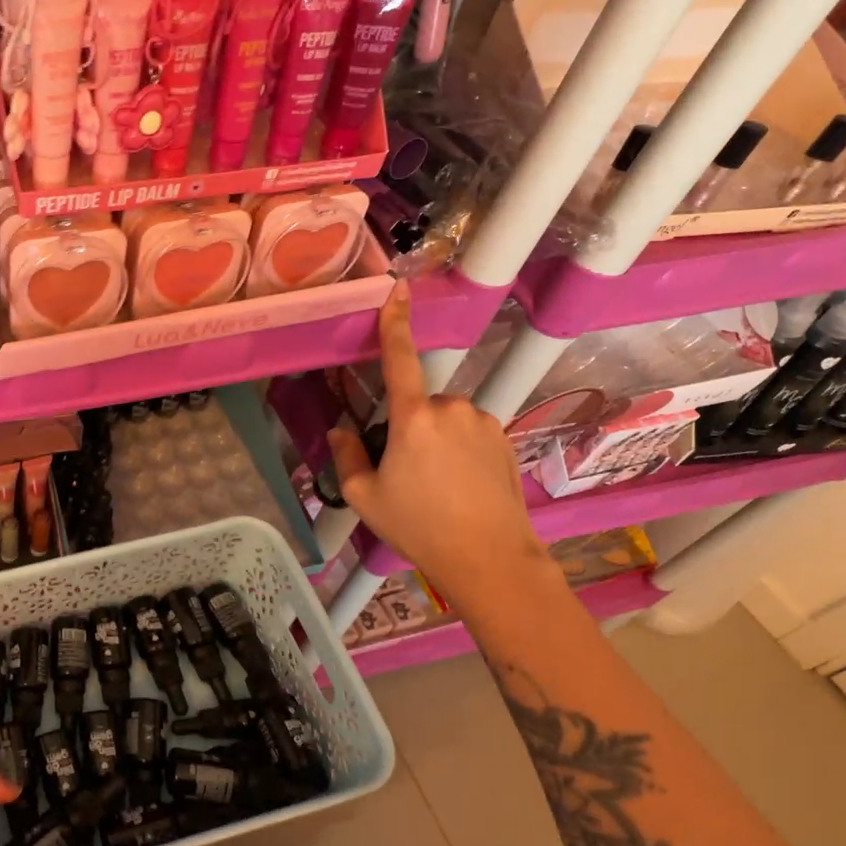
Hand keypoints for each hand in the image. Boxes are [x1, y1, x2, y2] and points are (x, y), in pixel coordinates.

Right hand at [329, 283, 546, 605]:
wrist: (487, 555)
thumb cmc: (417, 525)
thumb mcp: (365, 496)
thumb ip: (348, 456)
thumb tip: (340, 431)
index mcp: (413, 418)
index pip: (399, 359)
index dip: (395, 323)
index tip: (396, 290)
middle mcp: (451, 409)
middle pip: (418, 405)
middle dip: (408, 428)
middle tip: (403, 474)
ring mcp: (483, 423)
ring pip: (446, 420)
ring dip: (435, 441)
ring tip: (435, 487)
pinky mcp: (504, 439)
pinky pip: (470, 434)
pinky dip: (459, 452)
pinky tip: (459, 488)